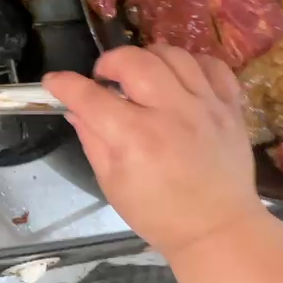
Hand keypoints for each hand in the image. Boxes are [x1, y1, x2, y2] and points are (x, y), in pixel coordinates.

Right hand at [44, 46, 265, 257]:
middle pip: (135, 61)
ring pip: (173, 54)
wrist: (215, 227)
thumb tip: (76, 110)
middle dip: (109, 62)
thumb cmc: (155, 212)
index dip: (64, 85)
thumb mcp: (110, 182)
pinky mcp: (229, 106)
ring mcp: (205, 106)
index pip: (90, 97)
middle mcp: (171, 113)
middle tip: (104, 79)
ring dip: (147, 58)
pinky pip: (210, 65)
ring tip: (140, 77)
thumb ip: (92, 139)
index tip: (53, 82)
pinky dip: (189, 64)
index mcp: (135, 138)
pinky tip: (176, 80)